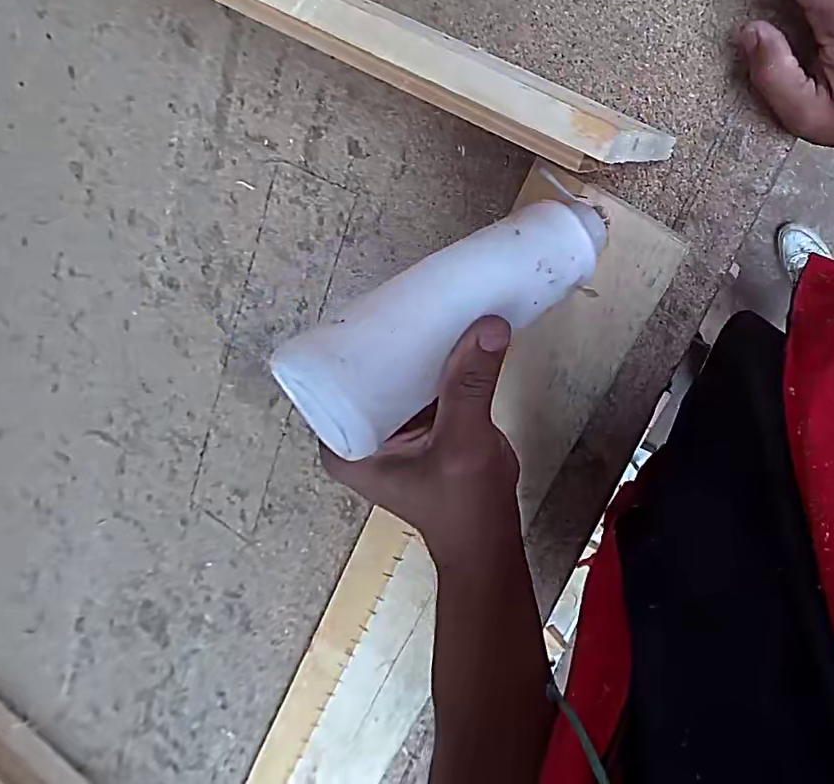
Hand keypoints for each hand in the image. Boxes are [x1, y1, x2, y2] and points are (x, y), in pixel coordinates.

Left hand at [320, 316, 518, 567]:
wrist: (490, 537)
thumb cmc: (463, 502)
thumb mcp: (463, 441)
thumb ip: (473, 384)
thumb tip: (491, 323)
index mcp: (346, 442)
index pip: (342, 375)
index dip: (366, 337)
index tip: (394, 301)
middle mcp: (363, 431)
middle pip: (378, 370)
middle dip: (404, 337)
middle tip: (428, 297)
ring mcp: (395, 428)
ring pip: (408, 374)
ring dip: (430, 347)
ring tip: (447, 308)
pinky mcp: (425, 425)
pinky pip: (432, 384)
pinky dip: (449, 363)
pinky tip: (465, 337)